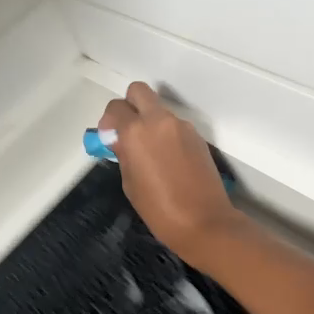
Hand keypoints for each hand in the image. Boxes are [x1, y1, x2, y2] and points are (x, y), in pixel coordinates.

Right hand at [97, 82, 249, 267]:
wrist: (204, 222)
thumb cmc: (159, 209)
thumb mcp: (130, 183)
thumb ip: (123, 154)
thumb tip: (121, 141)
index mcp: (136, 131)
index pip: (115, 107)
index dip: (109, 120)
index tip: (110, 138)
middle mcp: (159, 120)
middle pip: (138, 91)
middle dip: (129, 105)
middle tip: (128, 130)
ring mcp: (181, 126)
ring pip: (158, 109)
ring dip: (150, 121)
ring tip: (151, 152)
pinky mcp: (197, 136)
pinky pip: (174, 125)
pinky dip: (167, 134)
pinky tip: (169, 160)